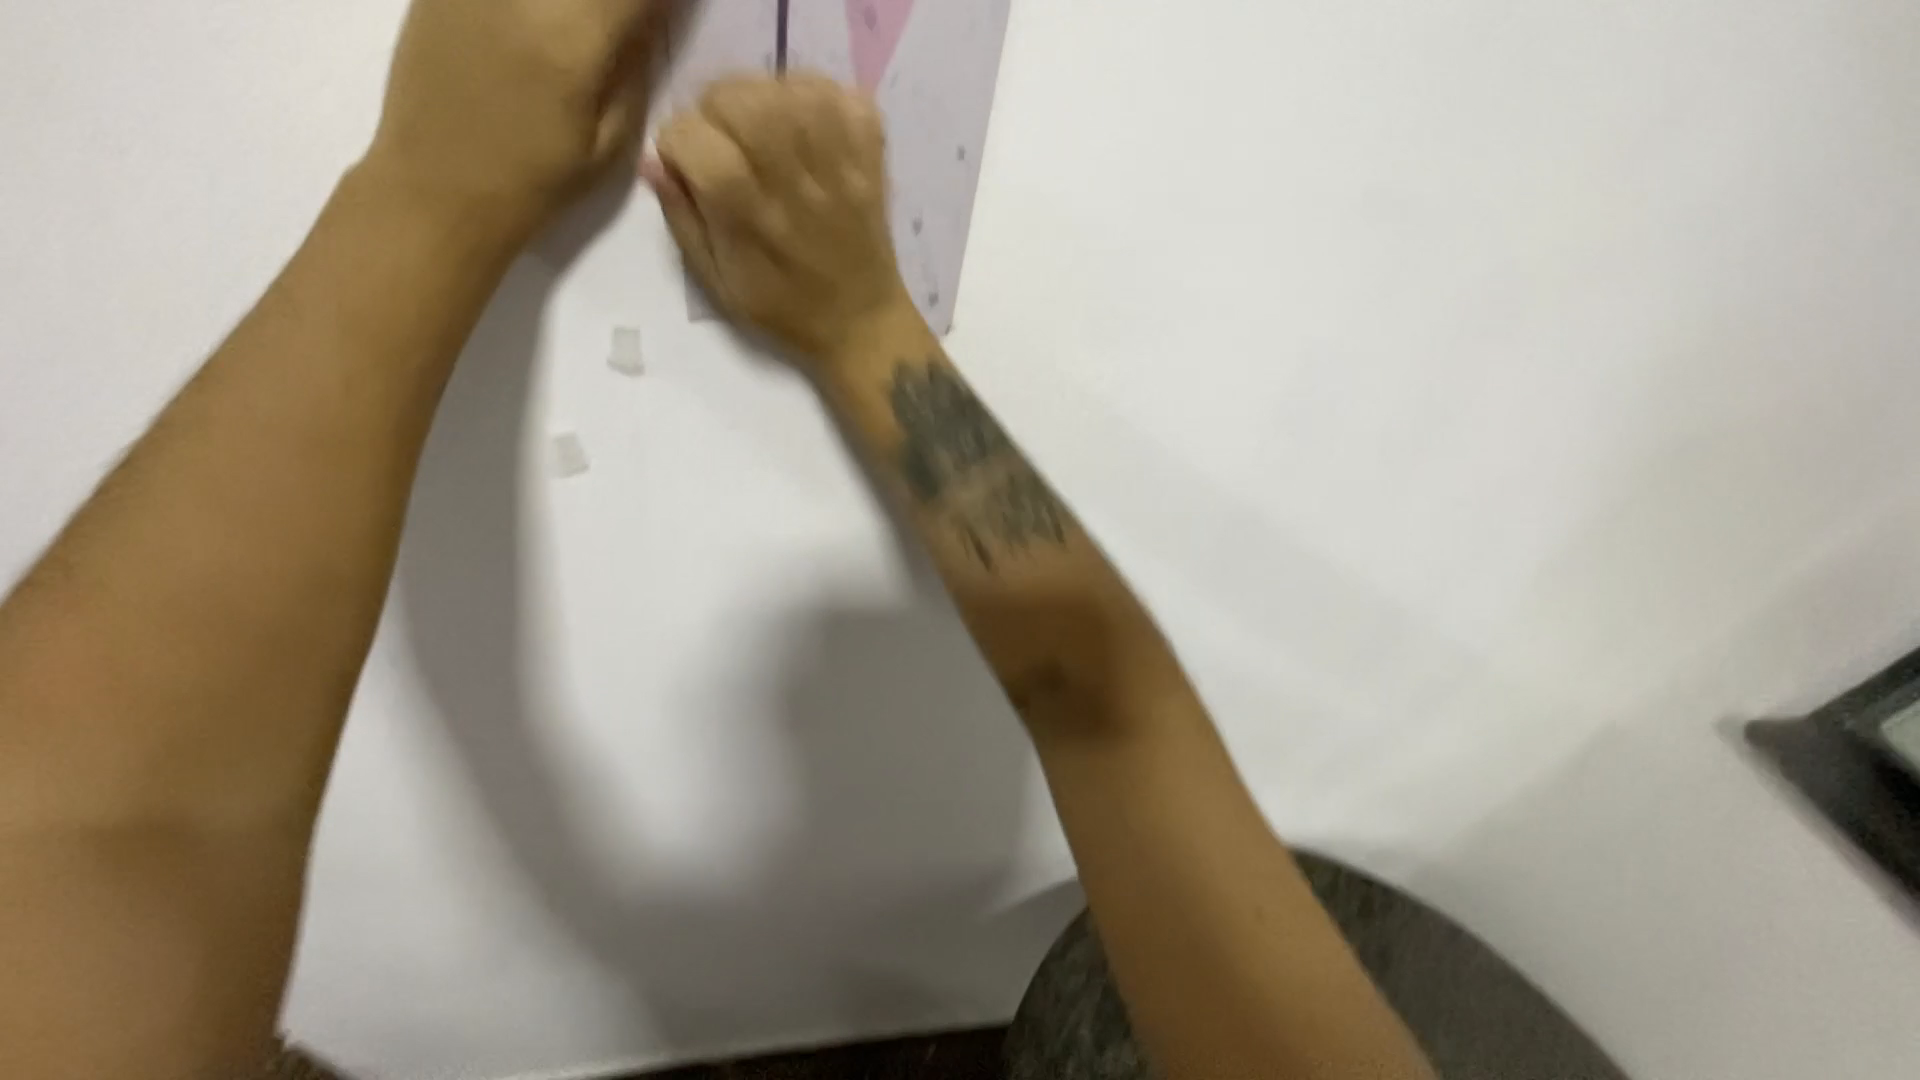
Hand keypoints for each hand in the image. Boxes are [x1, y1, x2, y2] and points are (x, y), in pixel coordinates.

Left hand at [363, 0, 672, 236]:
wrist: (437, 185)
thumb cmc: (537, 181)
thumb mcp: (611, 143)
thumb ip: (636, 66)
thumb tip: (661, 8)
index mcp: (573, 39)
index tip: (674, 8)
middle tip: (629, 20)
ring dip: (583, 3)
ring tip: (590, 25)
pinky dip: (545, 5)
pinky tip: (545, 26)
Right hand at [645, 75, 917, 363]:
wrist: (861, 324)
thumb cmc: (784, 311)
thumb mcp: (718, 284)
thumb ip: (683, 221)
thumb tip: (652, 163)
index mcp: (746, 215)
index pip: (693, 135)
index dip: (679, 142)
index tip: (689, 166)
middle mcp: (792, 183)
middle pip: (740, 97)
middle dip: (716, 108)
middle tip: (725, 140)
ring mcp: (838, 168)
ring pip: (790, 88)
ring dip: (764, 96)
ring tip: (764, 130)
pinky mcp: (871, 161)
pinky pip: (846, 98)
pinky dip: (820, 96)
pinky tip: (806, 124)